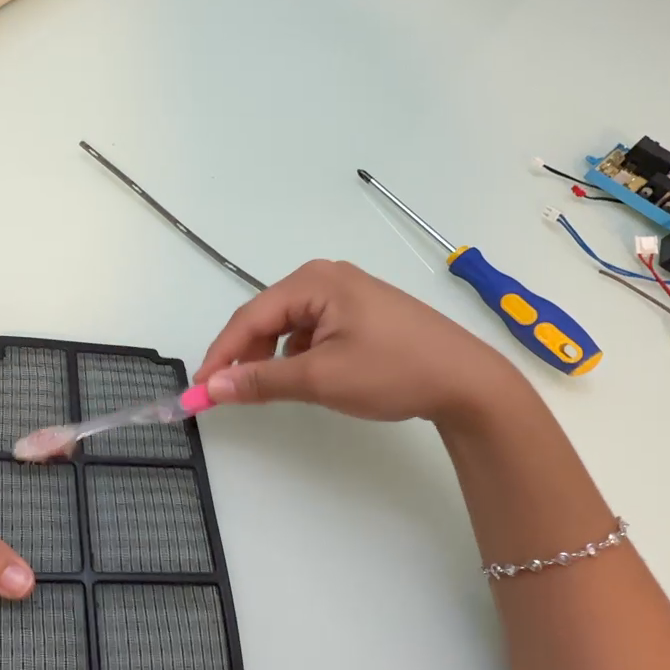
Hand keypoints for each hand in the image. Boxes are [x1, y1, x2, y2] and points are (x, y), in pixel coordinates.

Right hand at [193, 259, 522, 423]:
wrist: (470, 382)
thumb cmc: (394, 372)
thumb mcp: (320, 379)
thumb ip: (260, 380)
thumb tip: (213, 387)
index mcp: (314, 282)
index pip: (249, 317)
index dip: (220, 355)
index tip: (199, 389)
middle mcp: (326, 277)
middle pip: (266, 317)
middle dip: (244, 354)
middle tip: (228, 392)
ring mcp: (346, 292)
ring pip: (287, 325)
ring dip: (270, 356)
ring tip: (265, 388)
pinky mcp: (361, 311)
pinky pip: (311, 329)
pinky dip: (296, 353)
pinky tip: (304, 376)